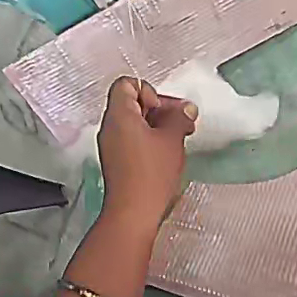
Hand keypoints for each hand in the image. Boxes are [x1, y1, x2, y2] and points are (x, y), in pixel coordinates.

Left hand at [97, 76, 197, 229]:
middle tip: (181, 121)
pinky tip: (167, 154)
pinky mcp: (117, 162)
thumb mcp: (172, 139)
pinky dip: (150, 141)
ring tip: (179, 138)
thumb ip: (180, 117)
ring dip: (158, 126)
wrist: (133, 212)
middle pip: (132, 102)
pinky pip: (132, 140)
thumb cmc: (150, 173)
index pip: (126, 84)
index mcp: (118, 115)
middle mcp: (110, 127)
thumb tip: (186, 109)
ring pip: (134, 123)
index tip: (163, 110)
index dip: (149, 91)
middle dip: (160, 109)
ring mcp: (111, 145)